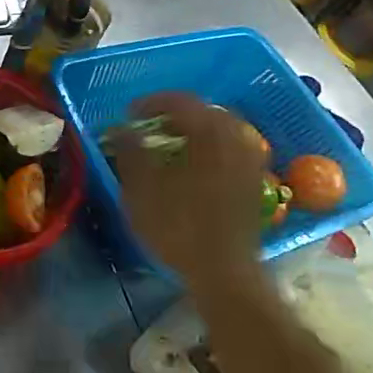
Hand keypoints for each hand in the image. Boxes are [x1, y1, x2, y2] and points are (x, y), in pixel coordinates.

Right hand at [109, 92, 266, 286]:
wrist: (224, 271)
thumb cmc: (178, 229)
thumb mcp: (141, 190)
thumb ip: (130, 152)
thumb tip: (119, 128)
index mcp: (208, 134)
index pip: (181, 101)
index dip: (152, 102)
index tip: (130, 115)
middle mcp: (234, 138)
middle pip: (205, 111)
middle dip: (175, 114)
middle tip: (150, 127)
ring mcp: (249, 159)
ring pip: (221, 128)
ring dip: (196, 129)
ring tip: (171, 145)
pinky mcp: (253, 180)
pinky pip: (232, 147)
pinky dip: (212, 146)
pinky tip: (196, 164)